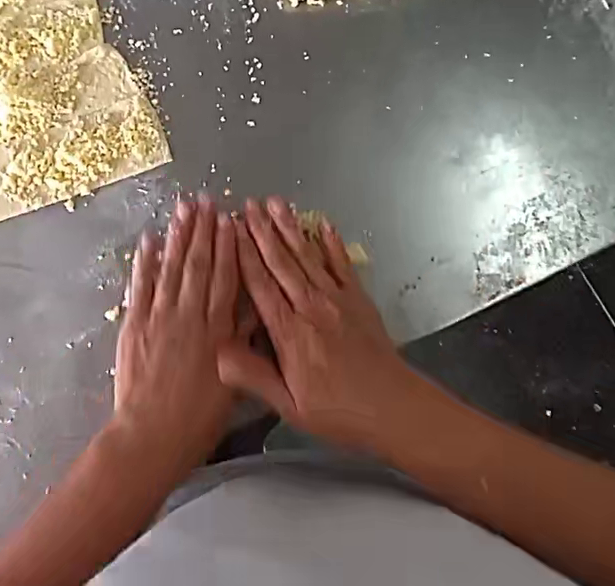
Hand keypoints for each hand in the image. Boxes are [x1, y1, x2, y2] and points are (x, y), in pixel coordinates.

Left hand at [108, 195, 241, 468]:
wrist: (151, 436)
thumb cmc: (197, 419)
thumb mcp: (232, 383)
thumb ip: (241, 343)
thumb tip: (252, 308)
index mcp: (217, 330)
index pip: (225, 279)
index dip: (228, 247)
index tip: (230, 220)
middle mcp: (190, 315)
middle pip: (199, 264)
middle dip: (203, 230)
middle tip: (206, 200)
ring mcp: (159, 315)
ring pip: (172, 267)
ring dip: (178, 235)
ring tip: (183, 209)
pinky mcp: (134, 322)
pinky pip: (141, 284)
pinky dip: (145, 260)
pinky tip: (150, 239)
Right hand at [219, 197, 439, 452]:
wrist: (397, 410)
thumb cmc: (339, 412)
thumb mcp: (290, 405)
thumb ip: (254, 376)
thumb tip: (218, 350)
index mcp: (289, 332)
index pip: (260, 284)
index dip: (243, 254)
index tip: (230, 229)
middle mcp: (310, 307)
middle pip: (281, 262)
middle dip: (262, 230)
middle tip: (248, 204)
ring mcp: (336, 299)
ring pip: (307, 256)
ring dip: (289, 227)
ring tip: (275, 202)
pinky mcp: (358, 298)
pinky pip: (341, 264)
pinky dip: (331, 242)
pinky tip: (322, 223)